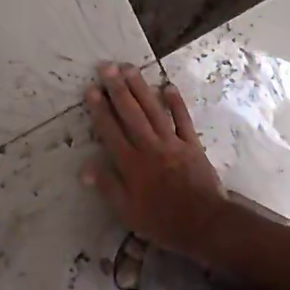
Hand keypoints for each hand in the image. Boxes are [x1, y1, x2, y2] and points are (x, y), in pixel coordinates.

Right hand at [81, 63, 232, 260]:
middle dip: (118, 89)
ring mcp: (173, 142)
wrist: (203, 222)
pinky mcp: (192, 144)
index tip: (92, 90)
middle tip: (108, 67)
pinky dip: (175, 102)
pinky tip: (168, 86)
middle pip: (131, 114)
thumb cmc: (162, 221)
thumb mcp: (128, 212)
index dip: (101, 110)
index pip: (111, 132)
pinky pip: (182, 119)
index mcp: (132, 164)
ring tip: (130, 68)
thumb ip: (108, 187)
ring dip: (141, 88)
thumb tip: (85, 168)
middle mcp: (150, 147)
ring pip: (154, 110)